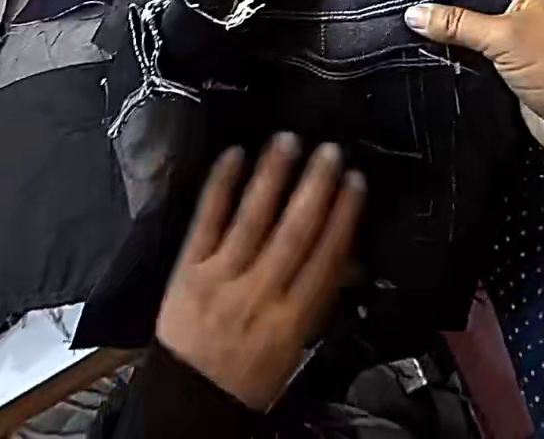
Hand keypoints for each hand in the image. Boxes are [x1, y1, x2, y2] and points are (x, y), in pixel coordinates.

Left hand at [155, 134, 366, 410]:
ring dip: (272, 176)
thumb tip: (351, 255)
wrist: (188, 401)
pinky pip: (207, 219)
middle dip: (315, 187)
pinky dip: (220, 185)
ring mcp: (221, 277)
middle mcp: (258, 294)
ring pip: (252, 218)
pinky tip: (233, 155)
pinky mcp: (190, 267)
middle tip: (329, 151)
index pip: (325, 259)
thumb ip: (320, 298)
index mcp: (291, 320)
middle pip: (293, 233)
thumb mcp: (295, 347)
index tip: (356, 181)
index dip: (344, 216)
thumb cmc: (248, 373)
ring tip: (287, 141)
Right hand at [405, 0, 543, 177]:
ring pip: (470, 41)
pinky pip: (475, 67)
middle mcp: (523, 15)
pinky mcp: (512, 78)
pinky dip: (458, 68)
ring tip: (408, 40)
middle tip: (402, 19)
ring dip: (449, 46)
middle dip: (441, 18)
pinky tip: (432, 65)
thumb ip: (458, 24)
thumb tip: (416, 13)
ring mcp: (517, 48)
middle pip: (468, 11)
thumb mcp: (509, 38)